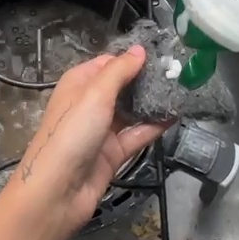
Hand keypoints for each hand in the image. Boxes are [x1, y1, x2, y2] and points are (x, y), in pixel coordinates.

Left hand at [0, 46, 168, 233]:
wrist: (56, 190)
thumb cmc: (71, 133)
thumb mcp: (95, 94)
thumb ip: (119, 71)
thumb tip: (139, 50)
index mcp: (79, 84)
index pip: (108, 63)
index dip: (132, 59)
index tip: (161, 55)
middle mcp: (89, 104)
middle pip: (122, 87)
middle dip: (146, 81)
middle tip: (179, 73)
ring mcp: (101, 130)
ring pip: (131, 111)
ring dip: (153, 103)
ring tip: (182, 92)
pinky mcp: (112, 153)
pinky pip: (136, 135)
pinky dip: (153, 126)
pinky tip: (174, 117)